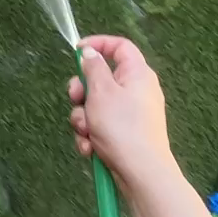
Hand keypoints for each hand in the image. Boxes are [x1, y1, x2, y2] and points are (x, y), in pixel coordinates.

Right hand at [68, 35, 174, 187]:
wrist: (142, 173)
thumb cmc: (122, 127)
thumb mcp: (101, 91)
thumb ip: (92, 67)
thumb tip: (90, 53)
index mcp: (137, 74)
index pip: (119, 46)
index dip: (98, 43)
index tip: (76, 51)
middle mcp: (135, 90)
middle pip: (100, 78)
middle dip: (82, 91)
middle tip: (75, 98)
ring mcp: (130, 114)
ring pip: (95, 105)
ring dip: (83, 118)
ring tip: (87, 132)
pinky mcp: (123, 133)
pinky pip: (100, 125)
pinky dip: (91, 135)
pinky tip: (90, 147)